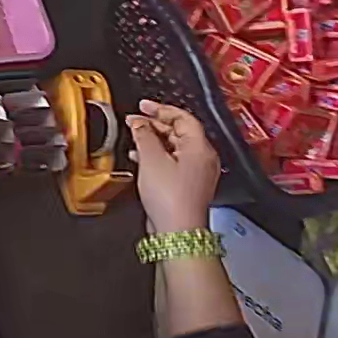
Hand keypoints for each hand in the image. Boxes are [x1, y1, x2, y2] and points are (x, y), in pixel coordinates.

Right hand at [126, 100, 219, 233]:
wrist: (176, 231)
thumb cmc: (171, 199)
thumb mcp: (151, 159)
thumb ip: (144, 135)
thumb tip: (138, 122)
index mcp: (200, 148)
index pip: (183, 117)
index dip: (161, 109)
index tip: (144, 106)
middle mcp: (203, 158)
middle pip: (179, 131)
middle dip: (155, 124)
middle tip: (135, 120)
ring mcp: (196, 172)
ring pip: (174, 146)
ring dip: (153, 139)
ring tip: (135, 137)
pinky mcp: (187, 185)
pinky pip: (172, 161)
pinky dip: (156, 155)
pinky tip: (141, 157)